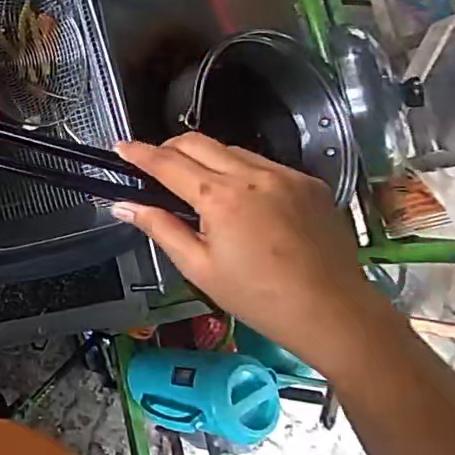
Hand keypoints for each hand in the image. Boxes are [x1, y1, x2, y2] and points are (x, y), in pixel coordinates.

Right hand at [112, 133, 396, 361]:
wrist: (333, 312)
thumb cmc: (258, 296)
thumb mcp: (197, 266)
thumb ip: (160, 228)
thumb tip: (123, 206)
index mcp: (221, 198)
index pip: (167, 163)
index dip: (139, 153)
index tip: (121, 147)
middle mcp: (255, 176)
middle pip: (198, 142)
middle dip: (168, 147)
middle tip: (153, 164)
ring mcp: (287, 176)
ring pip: (231, 149)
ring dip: (204, 157)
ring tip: (194, 183)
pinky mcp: (310, 184)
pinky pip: (263, 163)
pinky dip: (239, 169)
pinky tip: (237, 196)